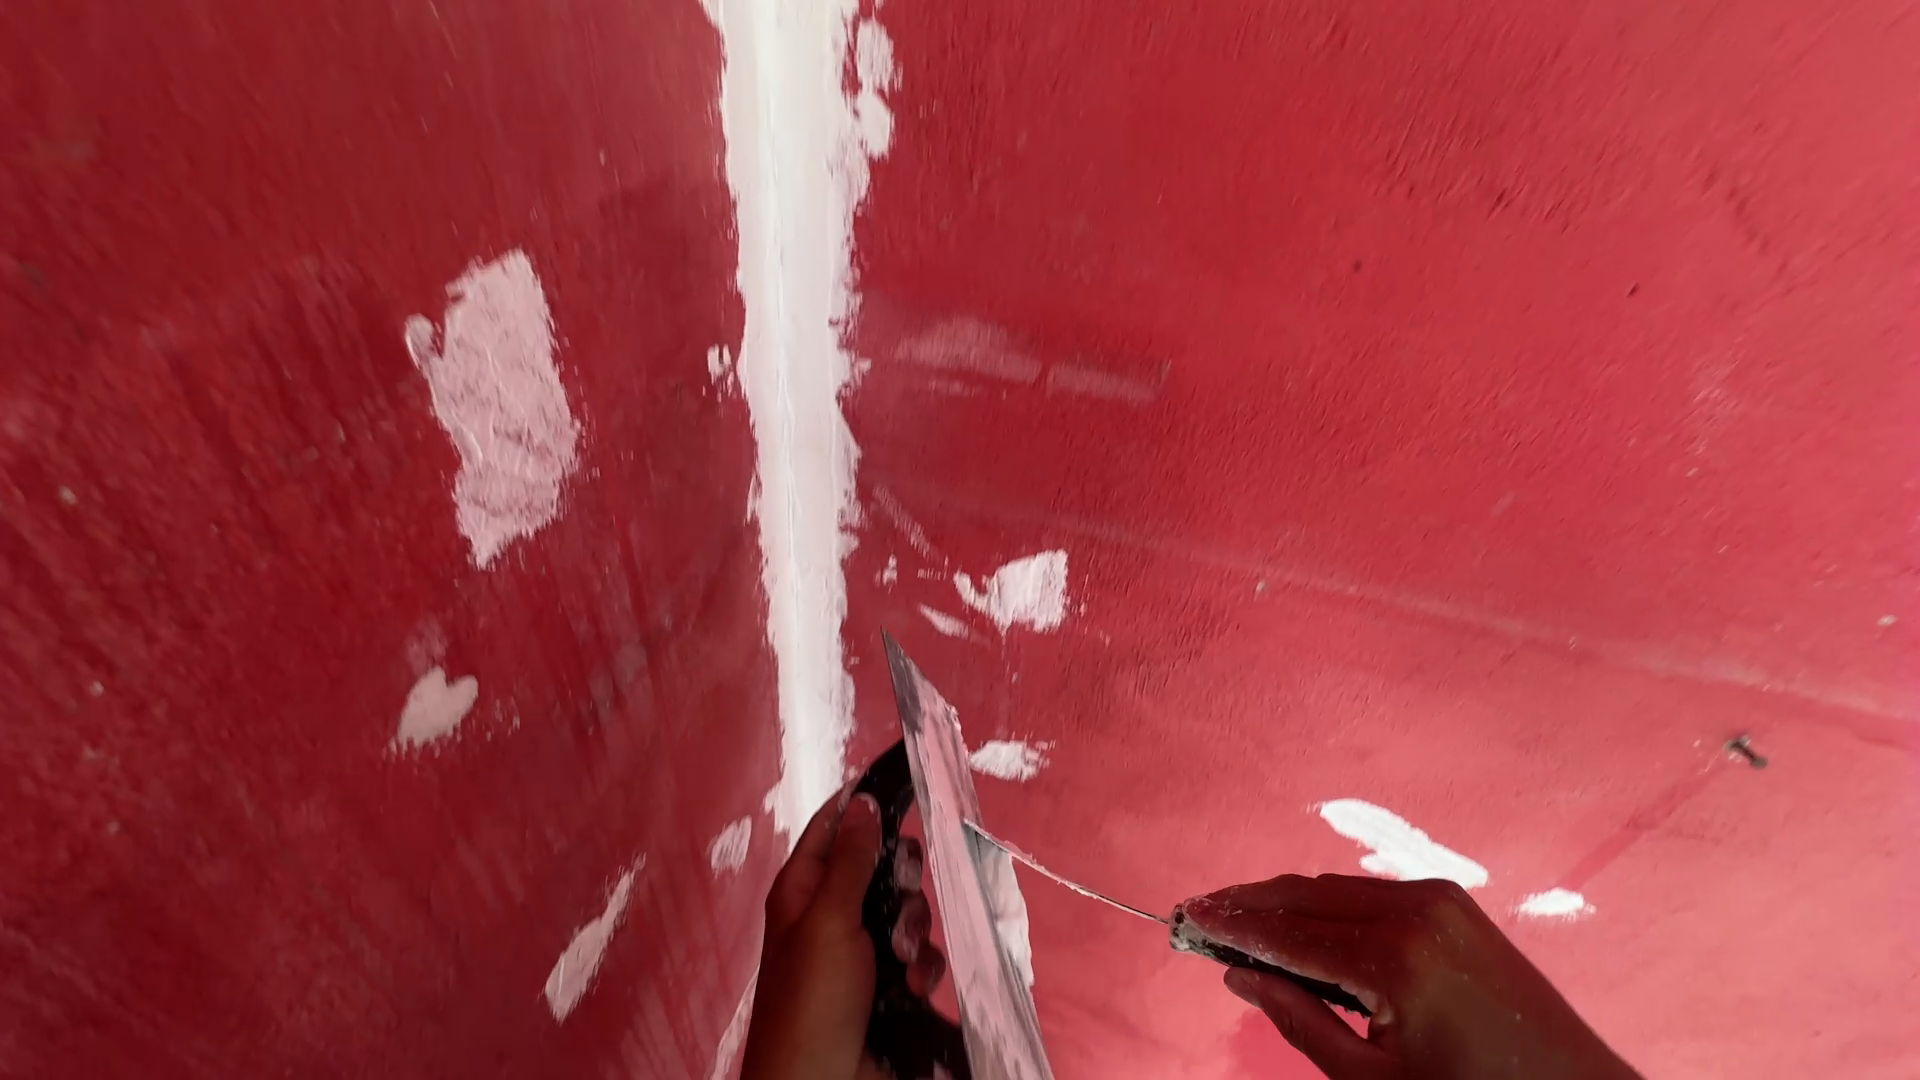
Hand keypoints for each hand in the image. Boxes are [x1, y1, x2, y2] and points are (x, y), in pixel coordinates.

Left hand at [740, 789, 947, 1079]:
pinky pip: (918, 951)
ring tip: (901, 960)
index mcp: (804, 887)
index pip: (834, 825)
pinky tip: (913, 986)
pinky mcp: (889, 981)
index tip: (902, 789)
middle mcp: (833, 910)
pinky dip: (921, 966)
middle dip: (900, 879)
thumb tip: (862, 799)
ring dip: (912, 930)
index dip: (862, 805)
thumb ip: (852, 859)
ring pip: (905, 908)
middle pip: (880, 864)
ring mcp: (862, 947)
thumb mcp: (829, 919)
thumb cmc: (813, 1000)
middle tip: (898, 894)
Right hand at [1178, 875, 1640, 1079]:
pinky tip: (1299, 924)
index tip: (1186, 919)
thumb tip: (1237, 975)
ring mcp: (1434, 896)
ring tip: (1237, 918)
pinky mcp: (1449, 898)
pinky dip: (1322, 905)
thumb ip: (1298, 1020)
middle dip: (1247, 904)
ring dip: (1281, 902)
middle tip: (1198, 912)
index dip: (1231, 926)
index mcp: (1394, 959)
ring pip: (1329, 888)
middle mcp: (1411, 908)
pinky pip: (1364, 893)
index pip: (1286, 934)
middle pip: (1301, 895)